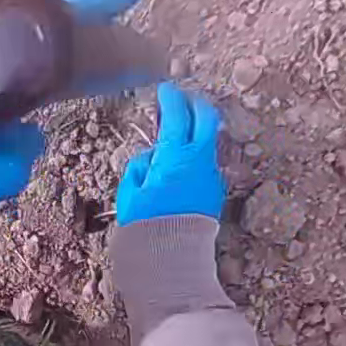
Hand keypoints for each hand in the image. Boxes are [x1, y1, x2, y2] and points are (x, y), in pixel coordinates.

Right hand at [117, 83, 225, 225]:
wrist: (169, 254)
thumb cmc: (145, 224)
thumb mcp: (131, 190)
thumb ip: (142, 165)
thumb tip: (153, 157)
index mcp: (175, 156)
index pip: (177, 114)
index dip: (171, 98)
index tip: (165, 90)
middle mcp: (198, 161)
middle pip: (206, 118)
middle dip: (195, 104)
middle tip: (182, 101)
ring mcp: (210, 174)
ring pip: (208, 140)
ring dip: (196, 131)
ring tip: (178, 134)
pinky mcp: (215, 190)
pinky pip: (207, 162)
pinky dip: (196, 154)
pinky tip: (182, 162)